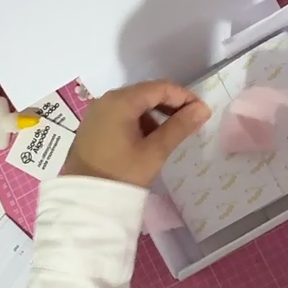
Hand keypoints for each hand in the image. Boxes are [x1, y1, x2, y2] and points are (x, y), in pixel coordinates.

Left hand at [61, 81, 210, 187]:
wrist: (85, 200)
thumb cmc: (122, 174)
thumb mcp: (154, 151)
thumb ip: (179, 127)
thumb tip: (202, 109)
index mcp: (121, 101)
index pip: (159, 88)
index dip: (184, 97)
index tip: (201, 112)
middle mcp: (106, 99)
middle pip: (145, 92)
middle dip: (170, 104)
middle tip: (189, 122)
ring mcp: (97, 111)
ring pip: (133, 103)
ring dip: (154, 113)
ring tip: (169, 134)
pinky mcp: (93, 125)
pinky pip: (121, 114)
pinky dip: (138, 120)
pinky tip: (147, 139)